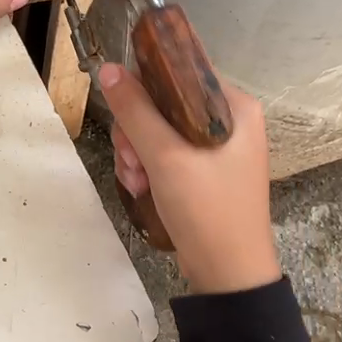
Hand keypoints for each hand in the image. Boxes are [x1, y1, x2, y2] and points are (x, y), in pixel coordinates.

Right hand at [98, 64, 279, 294]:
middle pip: (162, 103)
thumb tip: (108, 68)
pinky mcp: (202, 169)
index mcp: (234, 107)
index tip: (126, 114)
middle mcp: (228, 120)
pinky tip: (141, 187)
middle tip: (133, 159)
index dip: (145, 86)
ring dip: (135, 153)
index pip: (180, 71)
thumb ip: (135, 110)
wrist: (227, 272)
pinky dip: (145, 167)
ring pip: (155, 129)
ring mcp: (215, 147)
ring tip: (137, 180)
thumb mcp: (165, 156)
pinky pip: (162, 152)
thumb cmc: (206, 208)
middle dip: (136, 131)